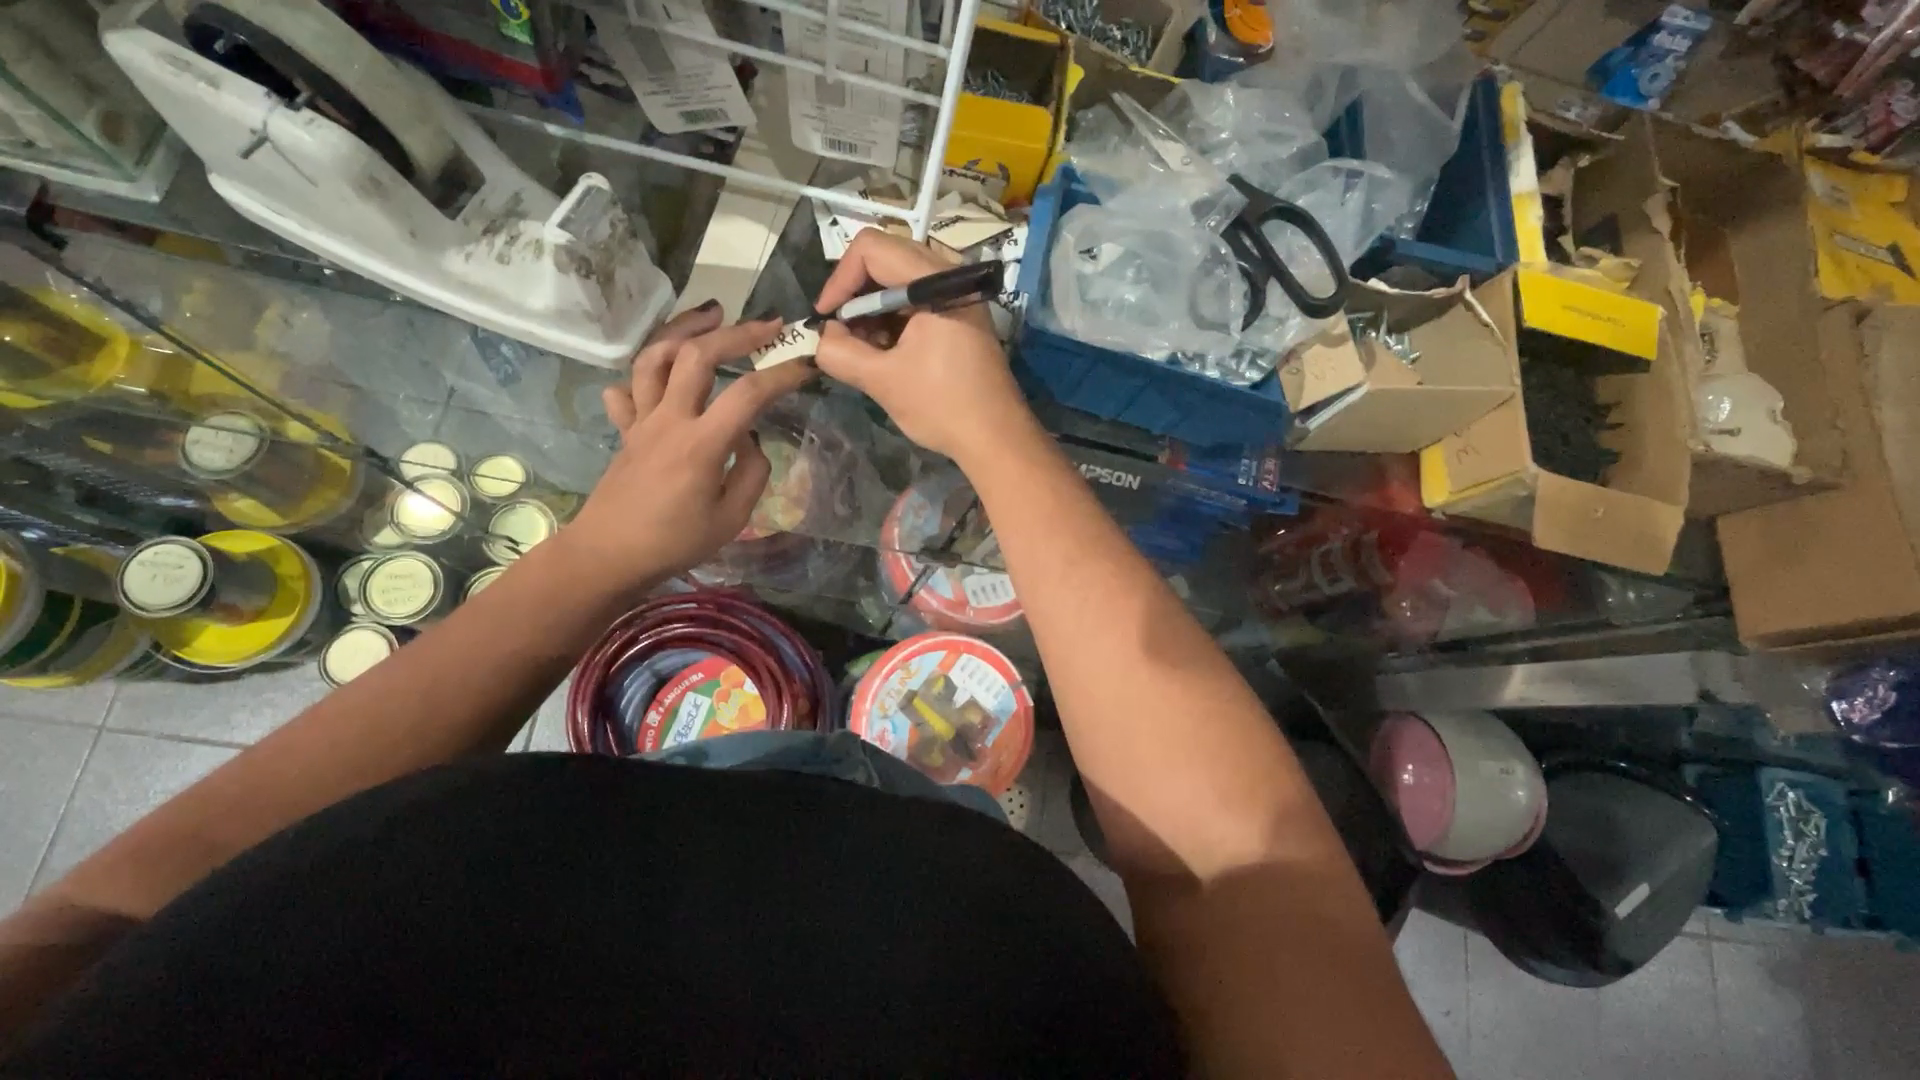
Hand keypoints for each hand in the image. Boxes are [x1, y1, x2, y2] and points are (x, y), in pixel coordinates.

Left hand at [556, 304, 811, 589]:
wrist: (608, 555)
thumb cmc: (674, 543)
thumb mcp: (731, 518)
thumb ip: (752, 473)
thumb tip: (751, 439)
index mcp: (701, 444)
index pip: (748, 394)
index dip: (782, 374)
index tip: (806, 364)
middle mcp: (669, 420)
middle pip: (698, 355)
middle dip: (736, 333)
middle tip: (768, 326)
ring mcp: (642, 421)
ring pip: (656, 358)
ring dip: (684, 330)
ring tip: (711, 317)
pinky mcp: (626, 430)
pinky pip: (629, 389)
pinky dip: (645, 373)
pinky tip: (661, 369)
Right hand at [812, 231, 1037, 464]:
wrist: (997, 438)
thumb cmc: (943, 406)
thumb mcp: (883, 381)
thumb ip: (841, 353)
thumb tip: (822, 337)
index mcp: (935, 282)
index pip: (871, 249)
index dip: (840, 280)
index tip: (825, 319)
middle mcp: (949, 277)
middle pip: (885, 259)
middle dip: (854, 295)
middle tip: (839, 332)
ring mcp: (957, 296)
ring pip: (898, 282)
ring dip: (872, 310)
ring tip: (860, 349)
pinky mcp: (959, 317)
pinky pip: (916, 301)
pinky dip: (892, 320)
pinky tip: (883, 352)